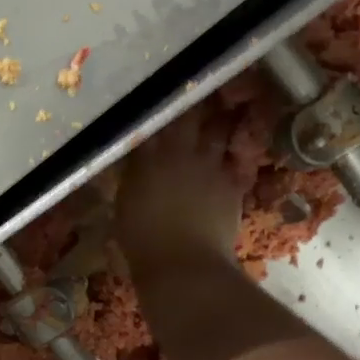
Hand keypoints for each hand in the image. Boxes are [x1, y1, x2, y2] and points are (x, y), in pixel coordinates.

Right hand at [114, 108, 244, 275]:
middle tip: (194, 94)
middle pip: (188, 116)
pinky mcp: (233, 182)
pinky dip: (232, 155)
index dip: (156, 111)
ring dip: (218, 121)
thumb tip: (137, 162)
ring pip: (217, 130)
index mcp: (146, 159)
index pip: (151, 123)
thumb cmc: (142, 242)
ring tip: (222, 111)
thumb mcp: (124, 206)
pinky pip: (234, 159)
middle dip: (192, 104)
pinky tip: (233, 152)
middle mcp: (179, 153)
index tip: (157, 101)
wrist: (185, 265)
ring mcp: (210, 165)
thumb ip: (133, 178)